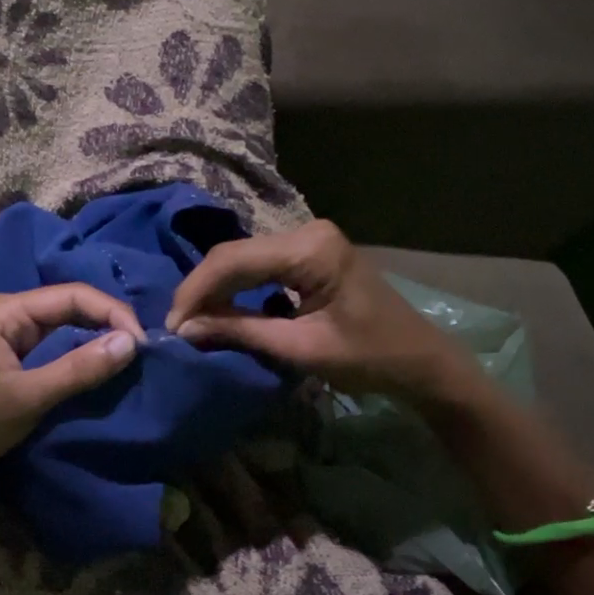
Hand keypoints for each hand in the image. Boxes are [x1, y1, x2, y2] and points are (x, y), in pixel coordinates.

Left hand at [0, 284, 143, 482]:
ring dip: (102, 337)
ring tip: (134, 357)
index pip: (73, 295)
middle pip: (74, 305)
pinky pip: (63, 344)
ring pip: (71, 325)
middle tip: (145, 352)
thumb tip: (131, 343)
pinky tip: (108, 365)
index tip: (142, 343)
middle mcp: (14, 312)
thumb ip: (78, 368)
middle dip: (110, 323)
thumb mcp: (29, 396)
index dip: (111, 313)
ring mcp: (17, 333)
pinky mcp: (23, 356)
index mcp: (8, 309)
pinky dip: (87, 353)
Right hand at [165, 220, 481, 406]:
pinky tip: (219, 310)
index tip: (170, 326)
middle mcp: (307, 231)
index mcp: (311, 249)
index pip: (233, 261)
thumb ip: (239, 332)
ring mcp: (309, 238)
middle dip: (200, 291)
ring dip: (214, 290)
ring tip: (191, 322)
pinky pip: (258, 264)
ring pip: (241, 258)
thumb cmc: (370, 358)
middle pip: (233, 255)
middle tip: (176, 327)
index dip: (195, 292)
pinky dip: (235, 288)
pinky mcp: (309, 252)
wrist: (423, 363)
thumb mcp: (300, 349)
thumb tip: (183, 330)